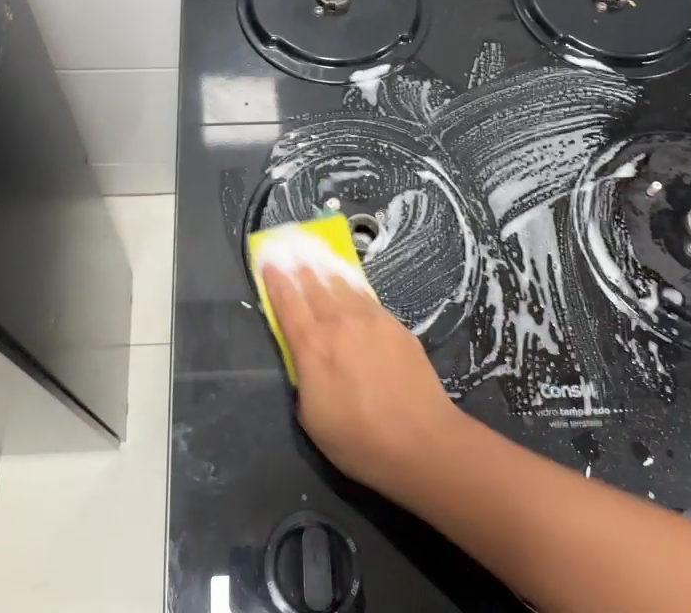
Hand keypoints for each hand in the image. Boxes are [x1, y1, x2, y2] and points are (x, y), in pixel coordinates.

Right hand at [261, 261, 466, 496]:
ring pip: (343, 285)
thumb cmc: (359, 440)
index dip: (275, 280)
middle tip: (290, 248)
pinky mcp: (396, 326)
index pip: (287, 303)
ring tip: (317, 255)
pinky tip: (350, 281)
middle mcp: (339, 323)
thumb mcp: (312, 418)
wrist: (422, 442)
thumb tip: (306, 361)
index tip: (268, 260)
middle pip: (314, 286)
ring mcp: (371, 321)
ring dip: (326, 269)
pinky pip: (368, 297)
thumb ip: (304, 380)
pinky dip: (353, 285)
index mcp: (312, 346)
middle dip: (299, 267)